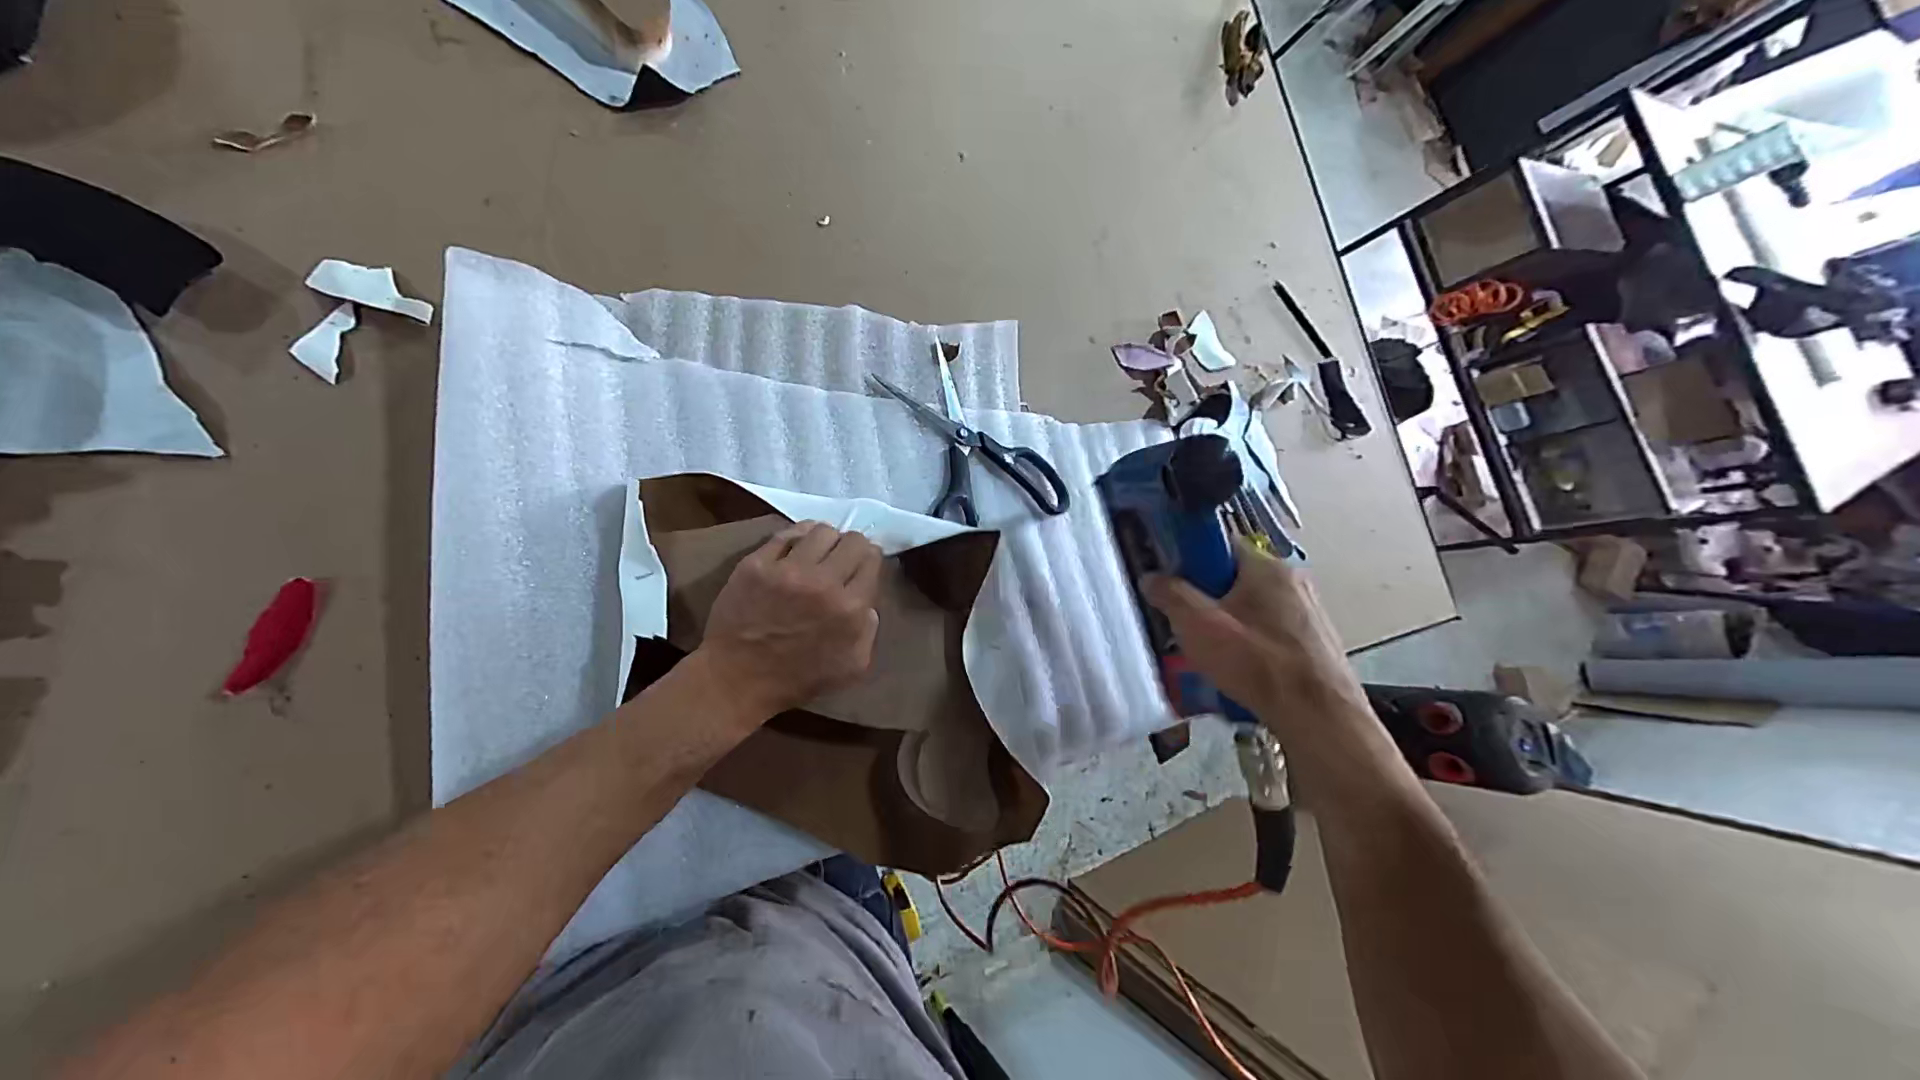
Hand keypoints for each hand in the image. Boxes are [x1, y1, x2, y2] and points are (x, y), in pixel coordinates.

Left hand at [698, 521, 883, 719]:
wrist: (737, 680)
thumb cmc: (797, 679)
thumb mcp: (853, 667)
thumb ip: (869, 631)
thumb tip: (867, 604)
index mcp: (850, 607)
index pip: (872, 559)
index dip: (870, 560)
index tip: (862, 565)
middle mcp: (823, 582)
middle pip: (852, 540)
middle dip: (853, 546)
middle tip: (843, 557)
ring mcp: (787, 570)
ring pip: (821, 530)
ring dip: (826, 539)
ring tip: (819, 552)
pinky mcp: (756, 564)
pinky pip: (785, 534)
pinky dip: (797, 536)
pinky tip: (797, 546)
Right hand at [1143, 539, 1369, 734]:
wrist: (1319, 719)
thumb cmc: (1256, 663)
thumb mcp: (1198, 626)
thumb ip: (1171, 596)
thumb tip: (1152, 577)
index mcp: (1266, 567)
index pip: (1220, 544)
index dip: (1190, 560)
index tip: (1170, 583)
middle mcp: (1293, 580)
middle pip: (1235, 579)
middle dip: (1206, 600)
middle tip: (1185, 625)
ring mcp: (1308, 612)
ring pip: (1251, 608)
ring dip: (1227, 625)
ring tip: (1209, 654)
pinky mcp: (1315, 642)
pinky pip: (1270, 632)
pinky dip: (1250, 645)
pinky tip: (1239, 670)